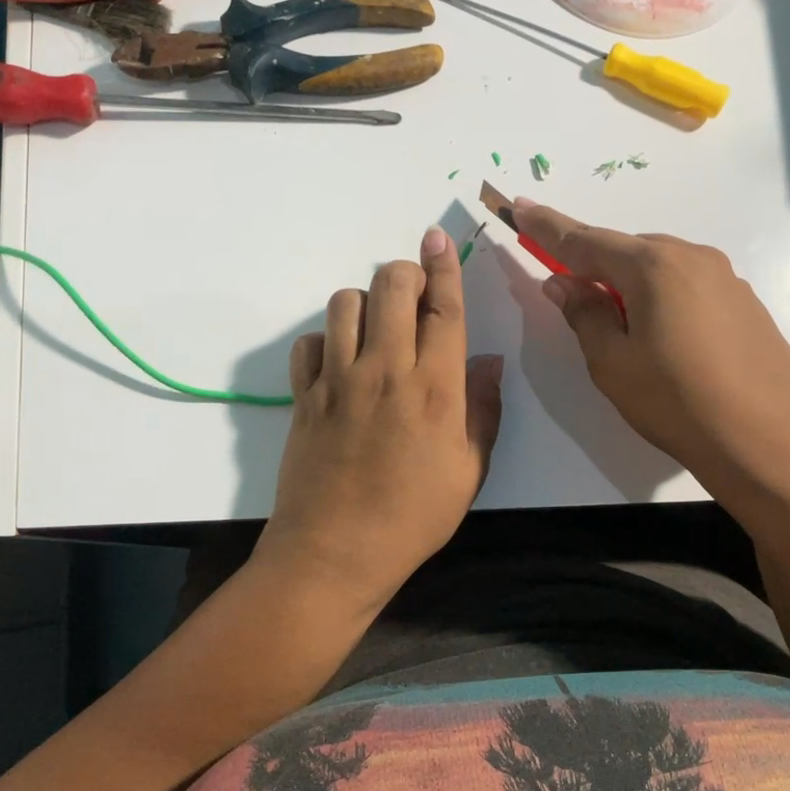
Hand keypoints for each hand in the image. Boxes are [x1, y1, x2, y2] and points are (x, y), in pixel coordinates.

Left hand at [256, 226, 503, 606]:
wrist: (335, 553)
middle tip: (413, 295)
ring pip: (344, 303)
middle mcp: (385, 370)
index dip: (444, 265)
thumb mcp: (469, 473)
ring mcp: (337, 380)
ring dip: (365, 303)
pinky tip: (338, 364)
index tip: (438, 237)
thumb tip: (487, 359)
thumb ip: (482, 410)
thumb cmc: (412, 520)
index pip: (443, 306)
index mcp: (435, 388)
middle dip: (404, 274)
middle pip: (390, 286)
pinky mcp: (303, 397)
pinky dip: (324, 341)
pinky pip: (308, 344)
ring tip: (375, 330)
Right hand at [513, 199, 789, 479]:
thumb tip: (564, 283)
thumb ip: (585, 316)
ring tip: (622, 330)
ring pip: (660, 270)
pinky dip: (663, 300)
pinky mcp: (744, 303)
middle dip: (594, 265)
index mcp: (653, 267)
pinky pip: (688, 288)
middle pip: (627, 252)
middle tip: (571, 291)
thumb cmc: (677, 402)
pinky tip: (666, 341)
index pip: (585, 241)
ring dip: (631, 286)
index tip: (519, 207)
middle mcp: (692, 258)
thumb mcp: (613, 365)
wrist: (768, 438)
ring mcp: (725, 279)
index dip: (547, 227)